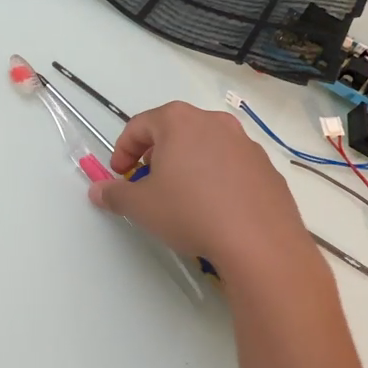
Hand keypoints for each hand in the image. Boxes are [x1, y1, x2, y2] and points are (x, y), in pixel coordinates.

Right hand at [88, 101, 310, 274]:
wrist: (262, 246)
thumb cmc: (191, 213)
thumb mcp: (140, 206)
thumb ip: (114, 194)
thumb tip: (98, 191)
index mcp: (178, 121)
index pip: (138, 126)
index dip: (123, 150)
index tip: (119, 175)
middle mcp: (213, 123)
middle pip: (174, 131)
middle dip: (156, 155)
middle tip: (149, 182)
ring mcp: (246, 145)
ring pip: (206, 148)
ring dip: (189, 165)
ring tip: (184, 198)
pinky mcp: (269, 170)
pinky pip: (233, 168)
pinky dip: (219, 180)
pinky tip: (216, 210)